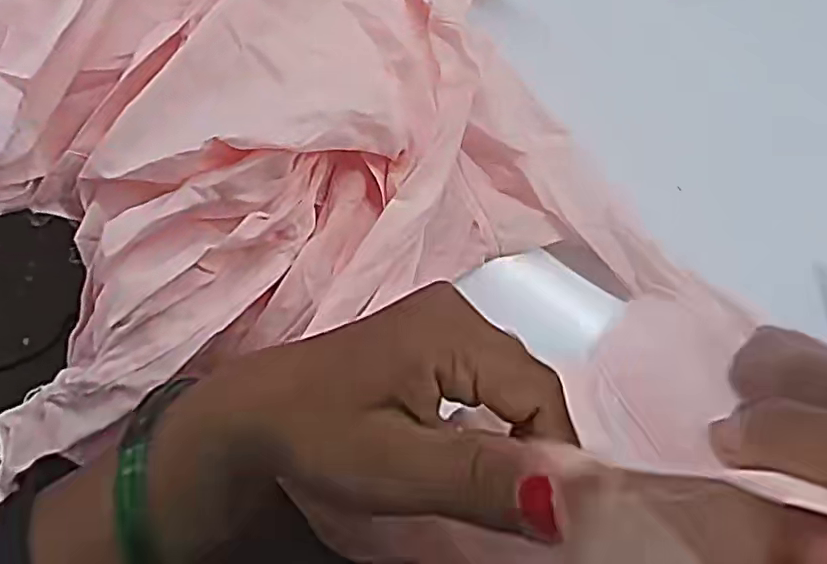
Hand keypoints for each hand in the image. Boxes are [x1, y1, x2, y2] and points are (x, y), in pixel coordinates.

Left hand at [29, 282, 574, 562]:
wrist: (258, 410)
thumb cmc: (320, 434)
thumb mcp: (398, 469)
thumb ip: (482, 480)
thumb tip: (568, 501)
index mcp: (452, 327)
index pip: (538, 390)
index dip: (554, 455)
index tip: (544, 518)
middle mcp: (456, 308)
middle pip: (528, 380)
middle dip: (535, 444)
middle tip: (515, 508)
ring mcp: (444, 315)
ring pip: (511, 378)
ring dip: (515, 432)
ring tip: (493, 484)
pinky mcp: (432, 331)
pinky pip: (487, 374)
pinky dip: (492, 415)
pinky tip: (469, 446)